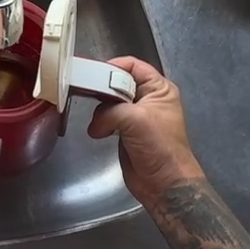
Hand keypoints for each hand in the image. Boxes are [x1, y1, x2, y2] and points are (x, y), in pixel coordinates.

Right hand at [87, 57, 204, 208]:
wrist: (164, 184)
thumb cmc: (158, 146)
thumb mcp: (134, 119)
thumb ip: (109, 109)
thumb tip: (95, 124)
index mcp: (159, 89)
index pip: (133, 65)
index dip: (113, 66)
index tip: (93, 74)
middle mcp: (148, 98)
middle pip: (118, 82)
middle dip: (102, 88)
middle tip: (85, 92)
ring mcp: (136, 115)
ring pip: (110, 100)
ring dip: (100, 109)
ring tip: (96, 119)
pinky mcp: (126, 130)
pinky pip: (107, 118)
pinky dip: (100, 122)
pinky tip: (97, 132)